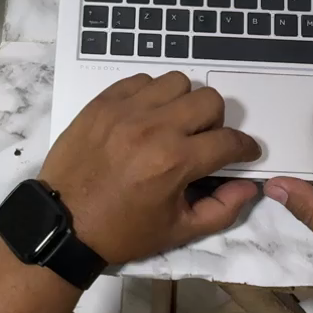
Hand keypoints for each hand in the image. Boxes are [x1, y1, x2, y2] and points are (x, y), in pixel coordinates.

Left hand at [41, 72, 262, 264]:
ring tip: (171, 125)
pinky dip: (151, 96)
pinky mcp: (103, 103)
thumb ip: (221, 209)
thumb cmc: (122, 231)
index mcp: (175, 162)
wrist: (63, 224)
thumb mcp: (178, 232)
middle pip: (209, 100)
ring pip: (176, 83)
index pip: (228, 141)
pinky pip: (141, 81)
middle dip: (215, 122)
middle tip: (202, 141)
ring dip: (182, 103)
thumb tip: (249, 187)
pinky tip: (144, 118)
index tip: (242, 153)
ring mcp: (125, 111)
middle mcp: (153, 128)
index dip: (244, 148)